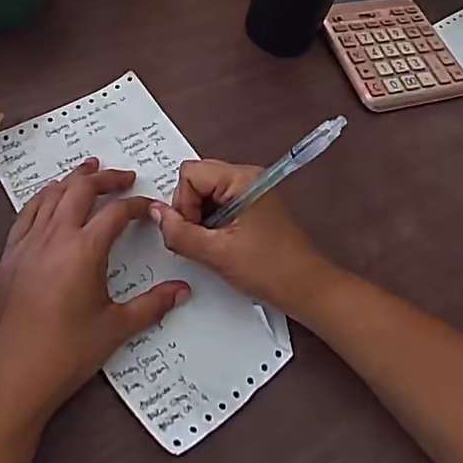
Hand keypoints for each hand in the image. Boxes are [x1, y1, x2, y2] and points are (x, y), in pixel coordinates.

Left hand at [0, 158, 190, 431]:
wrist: (10, 379)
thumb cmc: (64, 355)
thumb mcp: (114, 329)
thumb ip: (152, 305)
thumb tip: (182, 291)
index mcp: (83, 250)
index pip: (116, 213)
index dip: (137, 205)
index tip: (150, 207)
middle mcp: (53, 237)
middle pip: (80, 189)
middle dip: (105, 178)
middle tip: (124, 177)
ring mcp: (27, 244)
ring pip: (50, 195)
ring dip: (72, 180)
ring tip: (88, 172)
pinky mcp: (9, 255)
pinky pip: (27, 213)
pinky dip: (43, 198)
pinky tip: (49, 200)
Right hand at [151, 159, 341, 315]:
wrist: (306, 289)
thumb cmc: (271, 270)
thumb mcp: (216, 253)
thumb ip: (179, 232)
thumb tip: (156, 213)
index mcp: (242, 179)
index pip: (190, 173)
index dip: (183, 202)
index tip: (192, 230)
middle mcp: (247, 177)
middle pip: (196, 179)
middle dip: (189, 209)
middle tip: (201, 238)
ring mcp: (250, 190)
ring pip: (205, 192)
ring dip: (200, 217)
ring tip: (213, 244)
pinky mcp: (251, 204)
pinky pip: (218, 202)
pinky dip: (211, 221)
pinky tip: (220, 243)